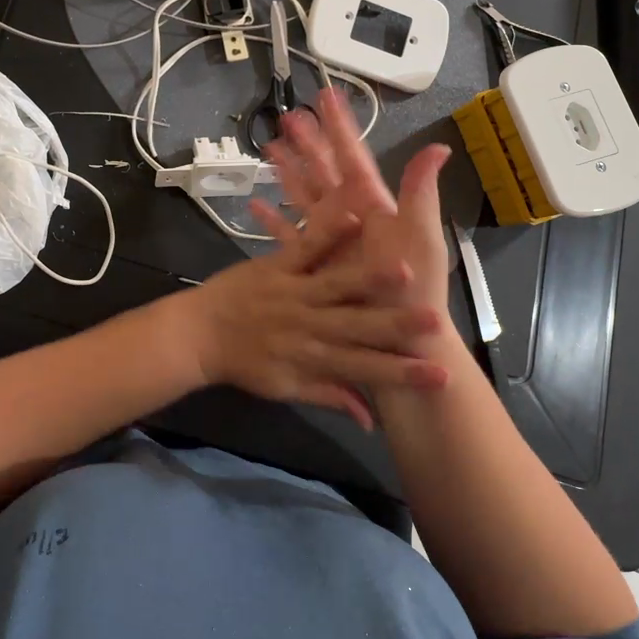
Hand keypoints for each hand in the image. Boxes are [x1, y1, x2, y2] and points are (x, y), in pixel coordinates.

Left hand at [161, 210, 447, 428]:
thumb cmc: (244, 363)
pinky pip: (303, 248)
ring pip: (335, 285)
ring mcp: (290, 292)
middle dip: (396, 327)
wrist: (196, 335)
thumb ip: (330, 397)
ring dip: (369, 279)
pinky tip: (353, 218)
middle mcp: (306, 326)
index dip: (402, 373)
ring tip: (403, 270)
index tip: (441, 376)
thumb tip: (371, 419)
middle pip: (357, 327)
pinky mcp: (275, 266)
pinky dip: (327, 234)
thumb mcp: (286, 389)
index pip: (363, 369)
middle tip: (436, 322)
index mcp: (311, 358)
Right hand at [255, 86, 459, 352]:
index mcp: (374, 210)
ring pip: (306, 197)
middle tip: (290, 116)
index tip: (327, 98)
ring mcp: (333, 244)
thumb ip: (421, 194)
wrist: (403, 343)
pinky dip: (276, 221)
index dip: (340, 129)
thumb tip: (437, 148)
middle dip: (308, 144)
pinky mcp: (316, 268)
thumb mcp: (421, 240)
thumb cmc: (414, 292)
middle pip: (325, 173)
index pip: (352, 159)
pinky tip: (259, 205)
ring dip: (289, 173)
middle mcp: (352, 221)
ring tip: (270, 147)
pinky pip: (291, 238)